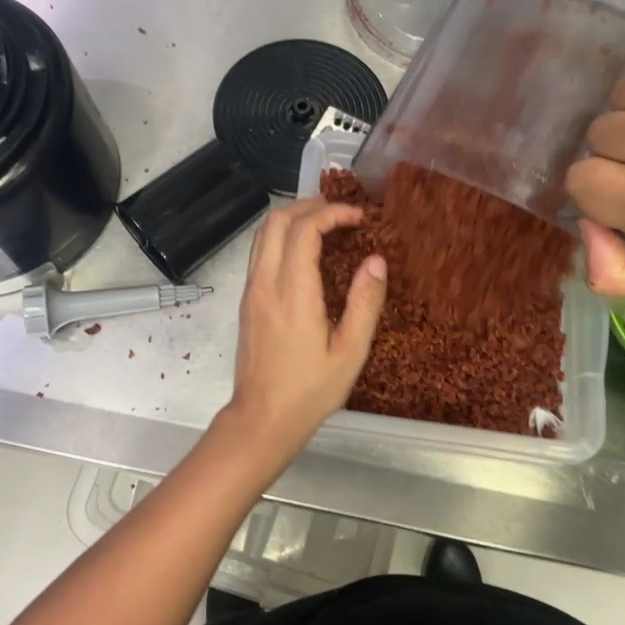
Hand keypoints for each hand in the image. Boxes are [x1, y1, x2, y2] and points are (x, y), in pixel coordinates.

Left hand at [226, 197, 387, 450]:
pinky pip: (259, 252)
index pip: (304, 230)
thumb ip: (365, 303)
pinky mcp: (247, 300)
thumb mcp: (350, 352)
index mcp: (292, 293)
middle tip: (342, 213)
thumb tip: (376, 260)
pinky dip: (282, 237)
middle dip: (310, 206)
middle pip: (276, 220)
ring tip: (326, 224)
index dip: (332, 213)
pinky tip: (306, 251)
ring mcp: (251, 290)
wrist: (261, 418)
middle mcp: (265, 283)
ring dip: (292, 218)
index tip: (359, 217)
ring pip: (262, 233)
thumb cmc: (310, 390)